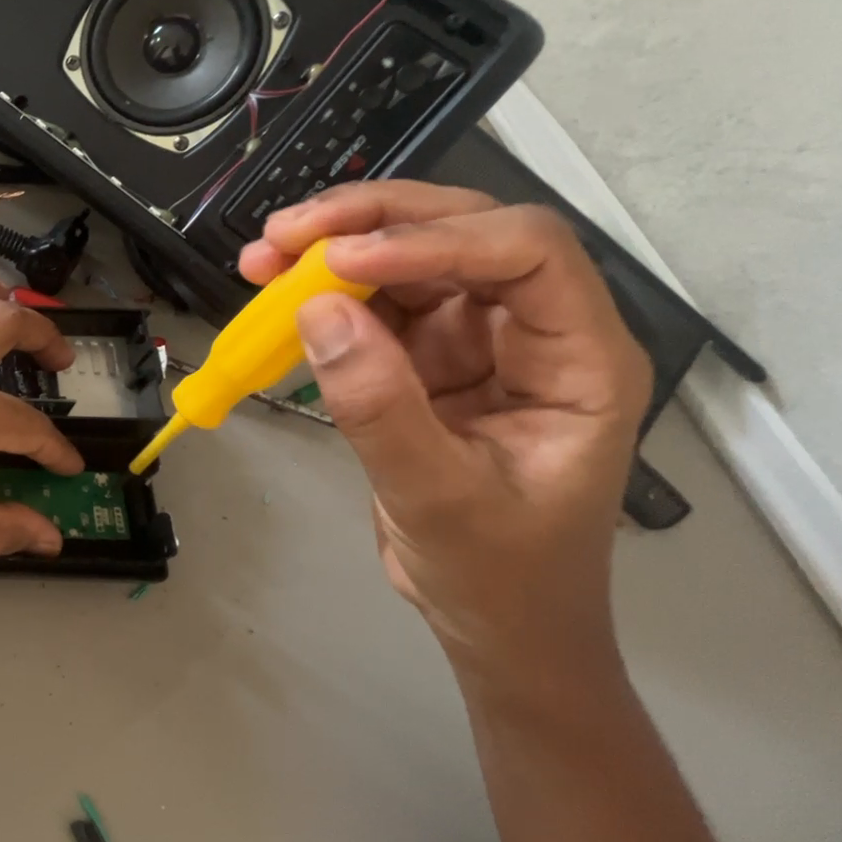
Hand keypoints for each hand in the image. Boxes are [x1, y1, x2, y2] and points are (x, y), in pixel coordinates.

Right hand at [241, 182, 652, 686]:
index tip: (339, 260)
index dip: (435, 241)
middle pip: (464, 231)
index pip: (526, 254)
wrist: (493, 621)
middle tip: (285, 234)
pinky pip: (370, 298)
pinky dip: (318, 288)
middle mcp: (531, 328)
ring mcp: (474, 336)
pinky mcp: (423, 353)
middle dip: (372, 221)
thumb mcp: (439, 499)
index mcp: (580, 358)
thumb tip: (317, 310)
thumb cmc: (498, 576)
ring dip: (333, 245)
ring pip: (408, 253)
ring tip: (261, 255)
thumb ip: (381, 407)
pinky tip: (271, 287)